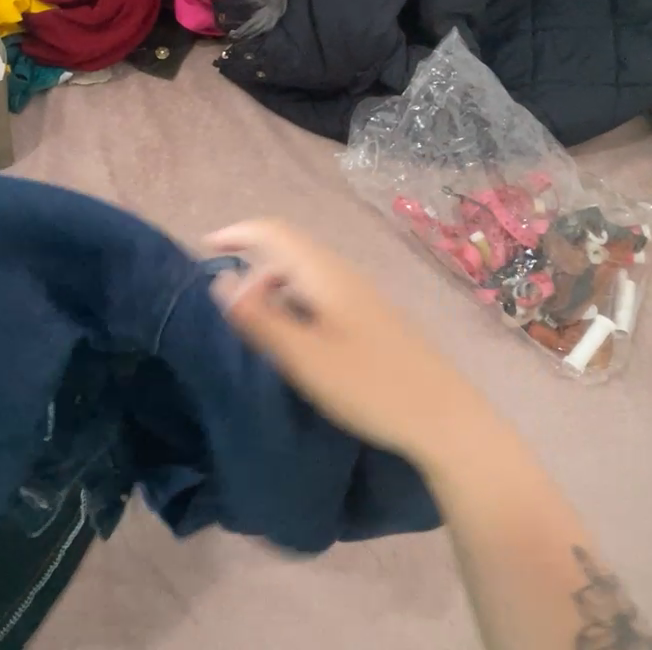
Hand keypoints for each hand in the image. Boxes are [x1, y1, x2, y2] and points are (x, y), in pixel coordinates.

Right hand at [205, 219, 474, 463]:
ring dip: (272, 286)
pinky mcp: (371, 318)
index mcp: (325, 274)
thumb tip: (221, 280)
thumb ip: (260, 318)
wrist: (447, 419)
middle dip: (251, 265)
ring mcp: (361, 295)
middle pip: (288, 250)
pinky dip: (293, 301)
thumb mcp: (304, 357)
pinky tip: (293, 337)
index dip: (237, 233)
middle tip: (226, 304)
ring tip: (254, 323)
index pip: (273, 232)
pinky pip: (320, 292)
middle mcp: (343, 274)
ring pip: (305, 274)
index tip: (204, 248)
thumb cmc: (370, 386)